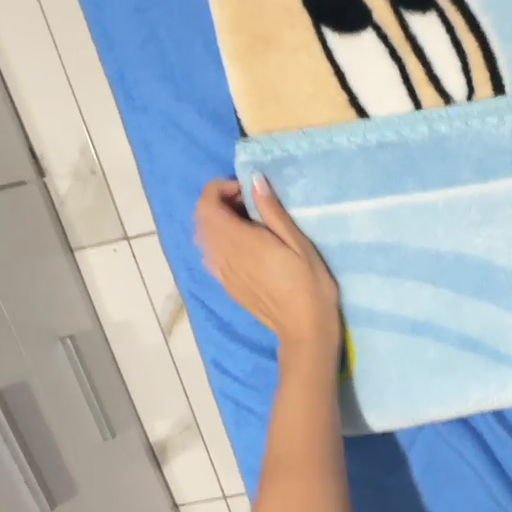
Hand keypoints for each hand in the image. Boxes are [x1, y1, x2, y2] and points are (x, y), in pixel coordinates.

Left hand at [195, 176, 340, 356]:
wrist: (304, 330)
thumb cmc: (310, 285)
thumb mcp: (299, 244)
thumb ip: (272, 212)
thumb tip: (254, 181)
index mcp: (240, 241)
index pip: (207, 203)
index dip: (220, 188)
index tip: (247, 192)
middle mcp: (223, 256)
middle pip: (201, 218)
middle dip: (218, 202)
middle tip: (248, 205)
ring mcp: (222, 273)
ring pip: (202, 237)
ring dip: (217, 223)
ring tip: (247, 225)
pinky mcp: (226, 285)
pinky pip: (210, 255)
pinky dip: (219, 242)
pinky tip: (245, 248)